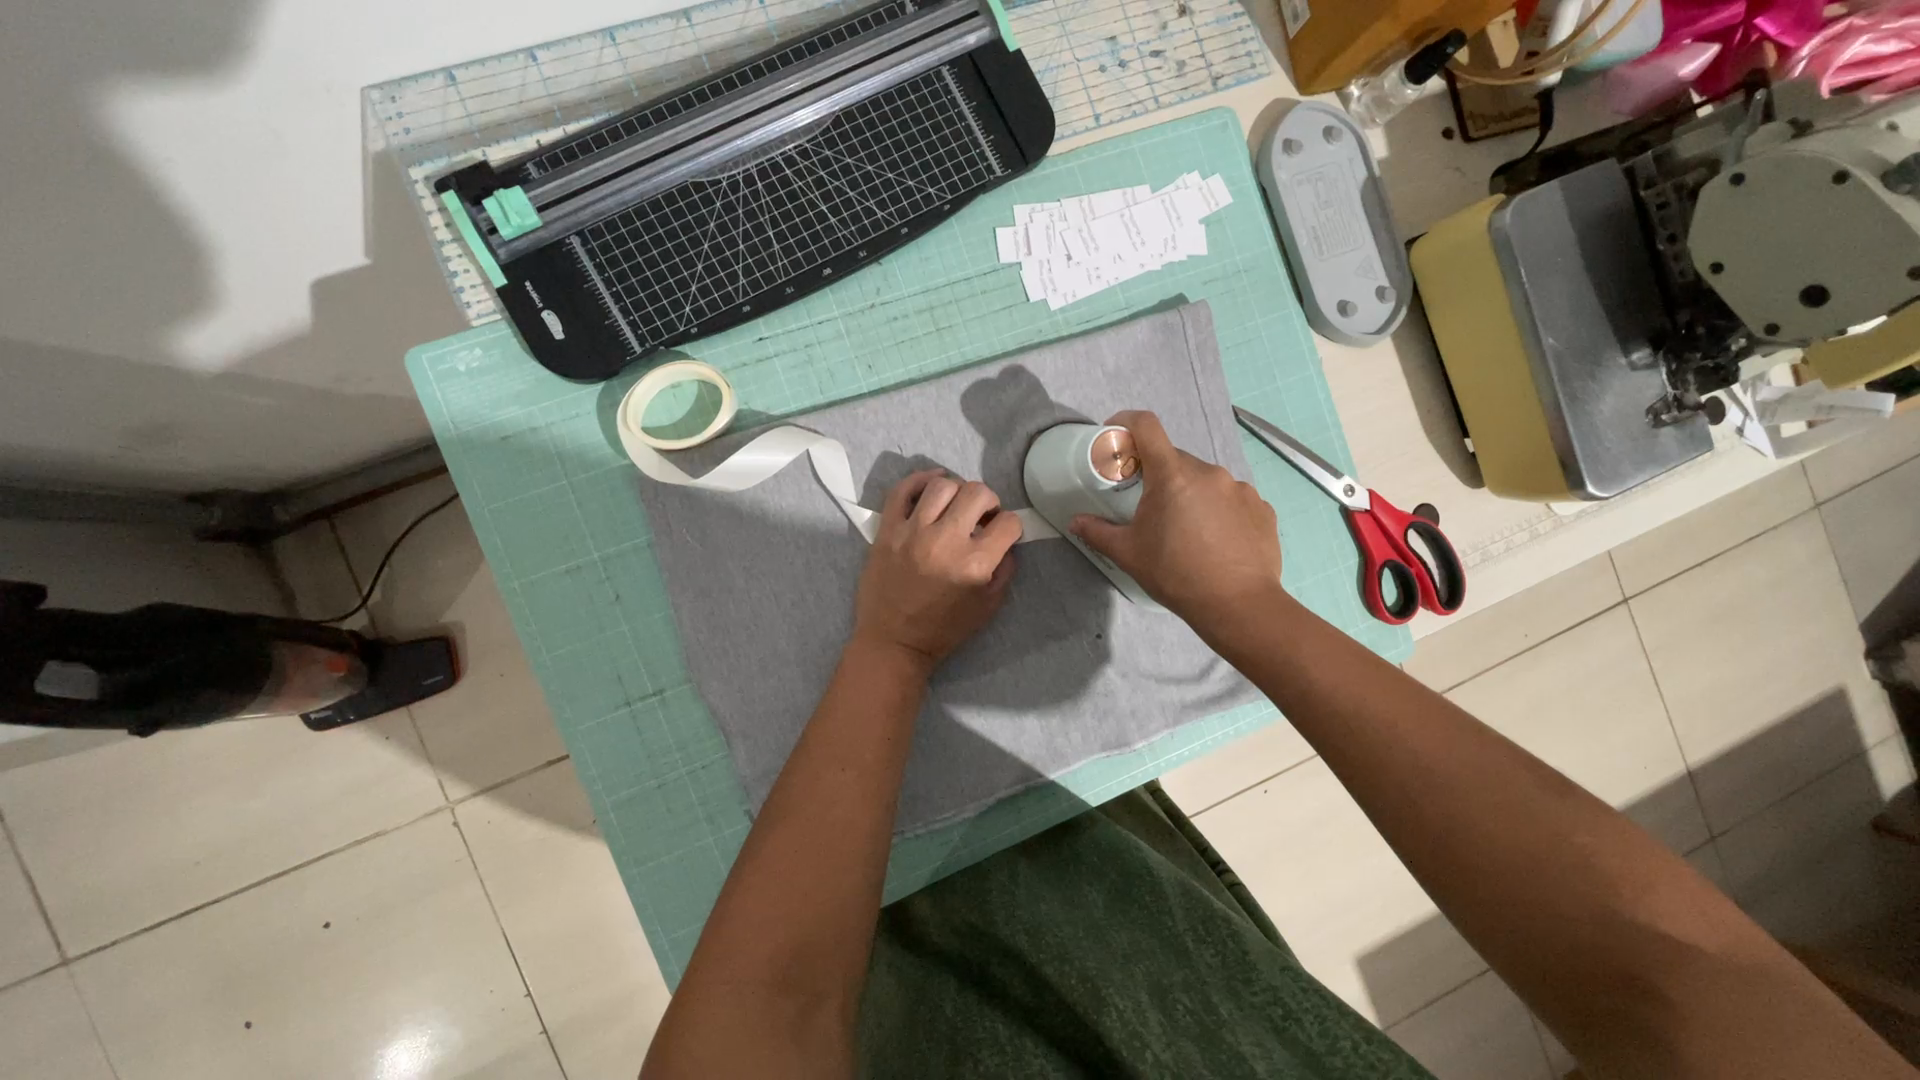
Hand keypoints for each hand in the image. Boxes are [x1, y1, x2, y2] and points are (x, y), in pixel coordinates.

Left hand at [852, 470, 1021, 667]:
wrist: (894, 641)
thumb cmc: (944, 629)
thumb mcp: (988, 606)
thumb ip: (1004, 569)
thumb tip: (1006, 539)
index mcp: (974, 564)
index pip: (1008, 522)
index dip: (1011, 526)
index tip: (1002, 532)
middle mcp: (945, 541)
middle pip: (977, 492)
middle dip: (988, 501)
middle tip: (981, 516)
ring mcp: (912, 532)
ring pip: (942, 485)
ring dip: (956, 490)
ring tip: (954, 505)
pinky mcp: (887, 531)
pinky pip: (902, 490)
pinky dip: (919, 480)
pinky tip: (932, 485)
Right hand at [1070, 411, 1285, 632]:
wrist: (1238, 605)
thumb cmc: (1176, 575)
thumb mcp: (1129, 554)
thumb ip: (1098, 532)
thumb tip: (1076, 522)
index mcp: (1172, 475)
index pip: (1147, 426)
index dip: (1127, 422)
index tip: (1116, 435)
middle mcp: (1209, 472)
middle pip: (1175, 460)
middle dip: (1159, 477)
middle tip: (1150, 509)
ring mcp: (1240, 489)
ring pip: (1206, 481)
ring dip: (1191, 496)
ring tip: (1188, 532)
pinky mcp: (1262, 508)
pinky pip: (1232, 500)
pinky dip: (1220, 512)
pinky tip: (1217, 542)